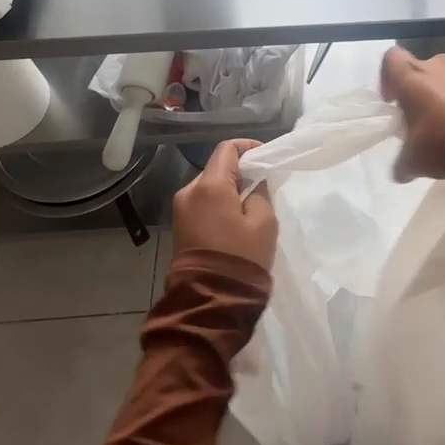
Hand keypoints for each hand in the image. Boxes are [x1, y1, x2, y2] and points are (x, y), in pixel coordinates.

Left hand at [172, 139, 276, 268]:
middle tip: (261, 185)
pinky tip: (233, 219)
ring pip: (208, 186)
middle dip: (239, 171)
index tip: (264, 158)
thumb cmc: (241, 257)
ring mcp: (180, 209)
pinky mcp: (179, 225)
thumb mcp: (264, 222)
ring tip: (249, 206)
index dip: (248, 147)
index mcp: (209, 185)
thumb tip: (253, 184)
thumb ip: (260, 193)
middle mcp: (189, 191)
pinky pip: (201, 203)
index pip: (227, 149)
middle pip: (216, 167)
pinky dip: (217, 203)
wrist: (210, 298)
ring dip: (228, 189)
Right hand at [379, 46, 444, 181]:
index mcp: (413, 77)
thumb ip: (402, 163)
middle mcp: (439, 64)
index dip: (389, 78)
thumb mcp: (414, 161)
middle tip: (427, 118)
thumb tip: (400, 173)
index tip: (395, 101)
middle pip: (424, 70)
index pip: (391, 59)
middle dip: (423, 90)